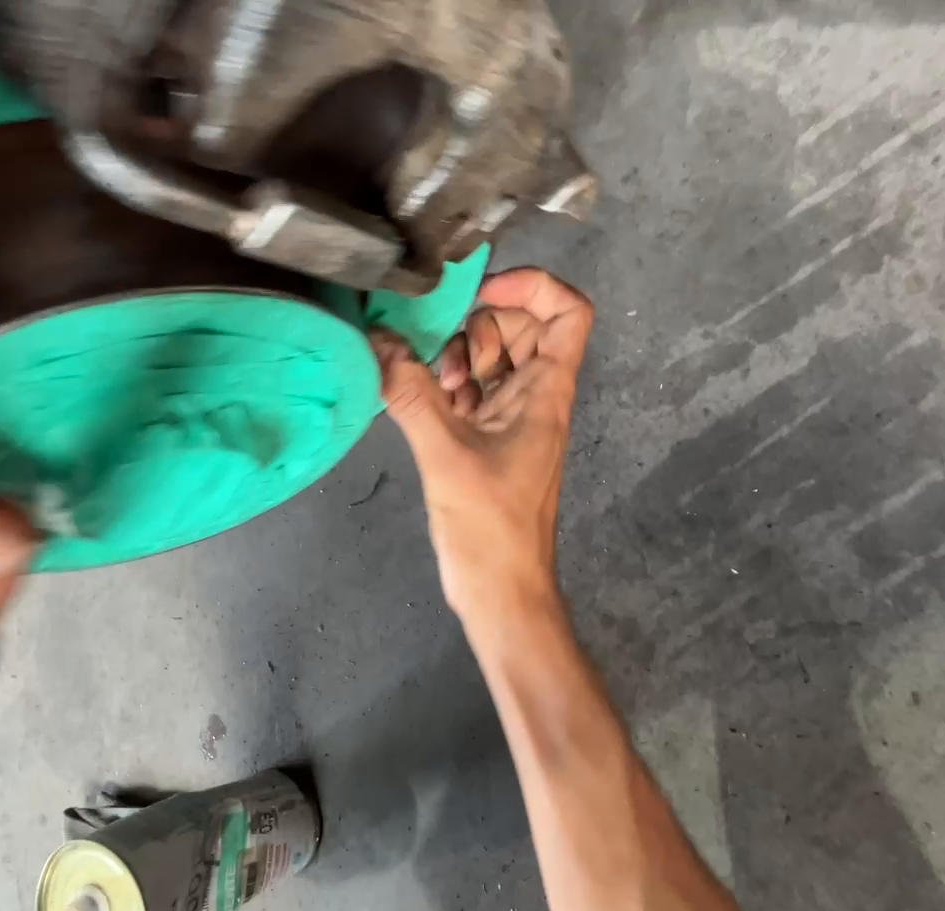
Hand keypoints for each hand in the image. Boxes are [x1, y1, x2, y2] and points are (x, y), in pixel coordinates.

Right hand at [371, 268, 593, 619]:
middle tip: (444, 355)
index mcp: (547, 393)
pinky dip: (448, 385)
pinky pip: (474, 392)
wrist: (502, 590)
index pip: (568, 313)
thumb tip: (375, 342)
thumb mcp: (445, 455)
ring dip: (460, 358)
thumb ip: (410, 394)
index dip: (533, 287)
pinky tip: (422, 401)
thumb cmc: (490, 528)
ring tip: (431, 383)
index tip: (481, 295)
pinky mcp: (488, 441)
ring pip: (494, 359)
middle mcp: (536, 398)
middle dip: (479, 326)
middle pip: (522, 328)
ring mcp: (513, 419)